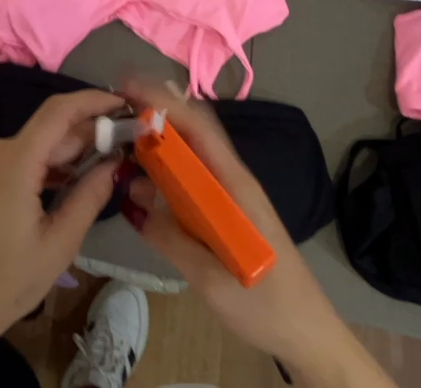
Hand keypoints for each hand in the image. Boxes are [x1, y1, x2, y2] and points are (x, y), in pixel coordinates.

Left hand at [0, 88, 123, 341]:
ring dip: (75, 147)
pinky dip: (55, 162)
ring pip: (42, 142)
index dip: (93, 101)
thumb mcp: (60, 243)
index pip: (58, 111)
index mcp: (14, 161)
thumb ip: (90, 197)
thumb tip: (115, 162)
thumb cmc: (9, 280)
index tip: (125, 104)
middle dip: (91, 129)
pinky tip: (81, 174)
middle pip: (52, 127)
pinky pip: (28, 157)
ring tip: (114, 155)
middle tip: (130, 139)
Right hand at [122, 79, 394, 387]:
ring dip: (157, 139)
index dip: (162, 101)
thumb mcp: (211, 279)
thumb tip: (131, 201)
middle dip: (154, 112)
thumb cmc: (265, 305)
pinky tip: (142, 179)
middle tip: (112, 110)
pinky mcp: (228, 210)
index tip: (125, 86)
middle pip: (193, 130)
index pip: (197, 127)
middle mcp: (233, 179)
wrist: (308, 333)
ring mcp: (231, 193)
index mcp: (233, 186)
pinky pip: (192, 176)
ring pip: (191, 152)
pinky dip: (165, 167)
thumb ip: (170, 238)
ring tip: (118, 140)